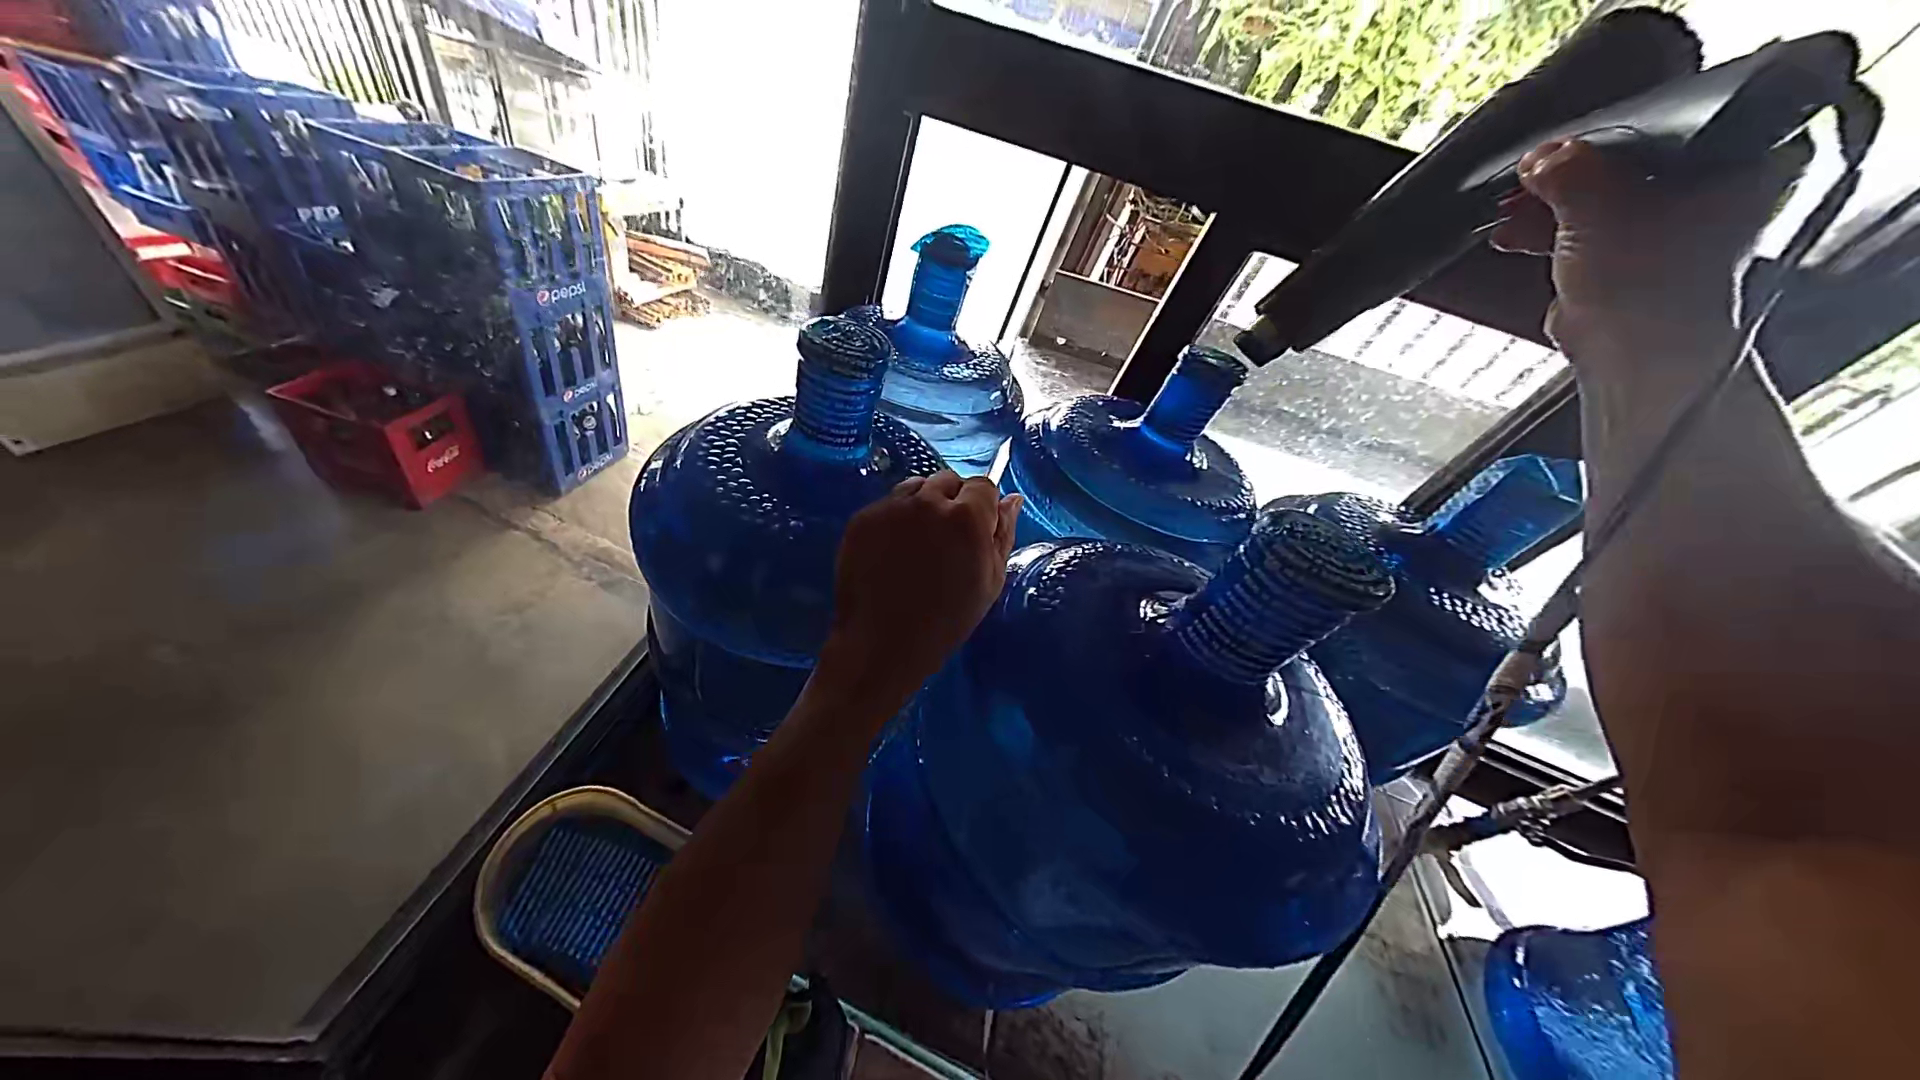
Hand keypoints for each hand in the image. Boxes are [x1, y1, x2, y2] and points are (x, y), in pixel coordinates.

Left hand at [820, 471, 1020, 704]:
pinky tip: (894, 551)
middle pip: (948, 480)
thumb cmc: (947, 619)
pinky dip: (896, 519)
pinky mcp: (863, 518)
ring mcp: (891, 507)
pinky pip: (888, 505)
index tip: (977, 531)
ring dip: (925, 504)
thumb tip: (1013, 499)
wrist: (882, 642)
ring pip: (916, 487)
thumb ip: (1003, 534)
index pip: (983, 485)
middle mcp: (928, 501)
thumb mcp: (990, 580)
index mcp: (966, 516)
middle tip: (948, 538)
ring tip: (920, 543)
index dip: (983, 507)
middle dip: (954, 500)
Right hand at [1491, 136, 1809, 370]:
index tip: (1552, 151)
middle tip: (1521, 185)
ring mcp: (1660, 236)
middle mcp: (1703, 198)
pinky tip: (1515, 236)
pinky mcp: (1622, 267)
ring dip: (1544, 212)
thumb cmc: (1648, 284)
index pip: (1656, 135)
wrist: (1635, 352)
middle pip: (1619, 173)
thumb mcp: (1601, 211)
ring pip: (1594, 207)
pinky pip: (1580, 239)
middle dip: (1561, 183)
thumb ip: (1571, 175)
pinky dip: (1546, 237)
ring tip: (1508, 216)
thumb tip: (1543, 155)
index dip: (1599, 141)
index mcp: (1730, 168)